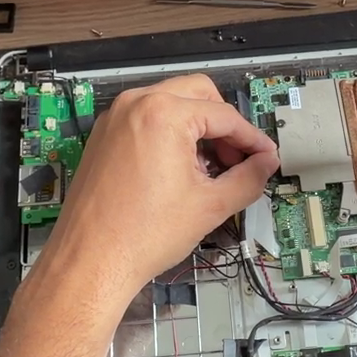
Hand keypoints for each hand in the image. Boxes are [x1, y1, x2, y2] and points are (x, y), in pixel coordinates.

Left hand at [40, 74, 277, 295]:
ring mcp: (115, 118)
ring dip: (197, 128)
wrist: (90, 261)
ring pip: (171, 104)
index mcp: (163, 114)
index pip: (223, 115)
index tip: (266, 156)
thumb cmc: (142, 235)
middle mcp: (136, 104)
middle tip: (238, 158)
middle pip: (198, 94)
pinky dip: (170, 133)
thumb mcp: (210, 205)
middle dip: (223, 124)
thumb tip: (266, 164)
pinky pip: (147, 119)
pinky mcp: (103, 136)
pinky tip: (179, 170)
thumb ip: (247, 178)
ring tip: (209, 170)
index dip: (251, 138)